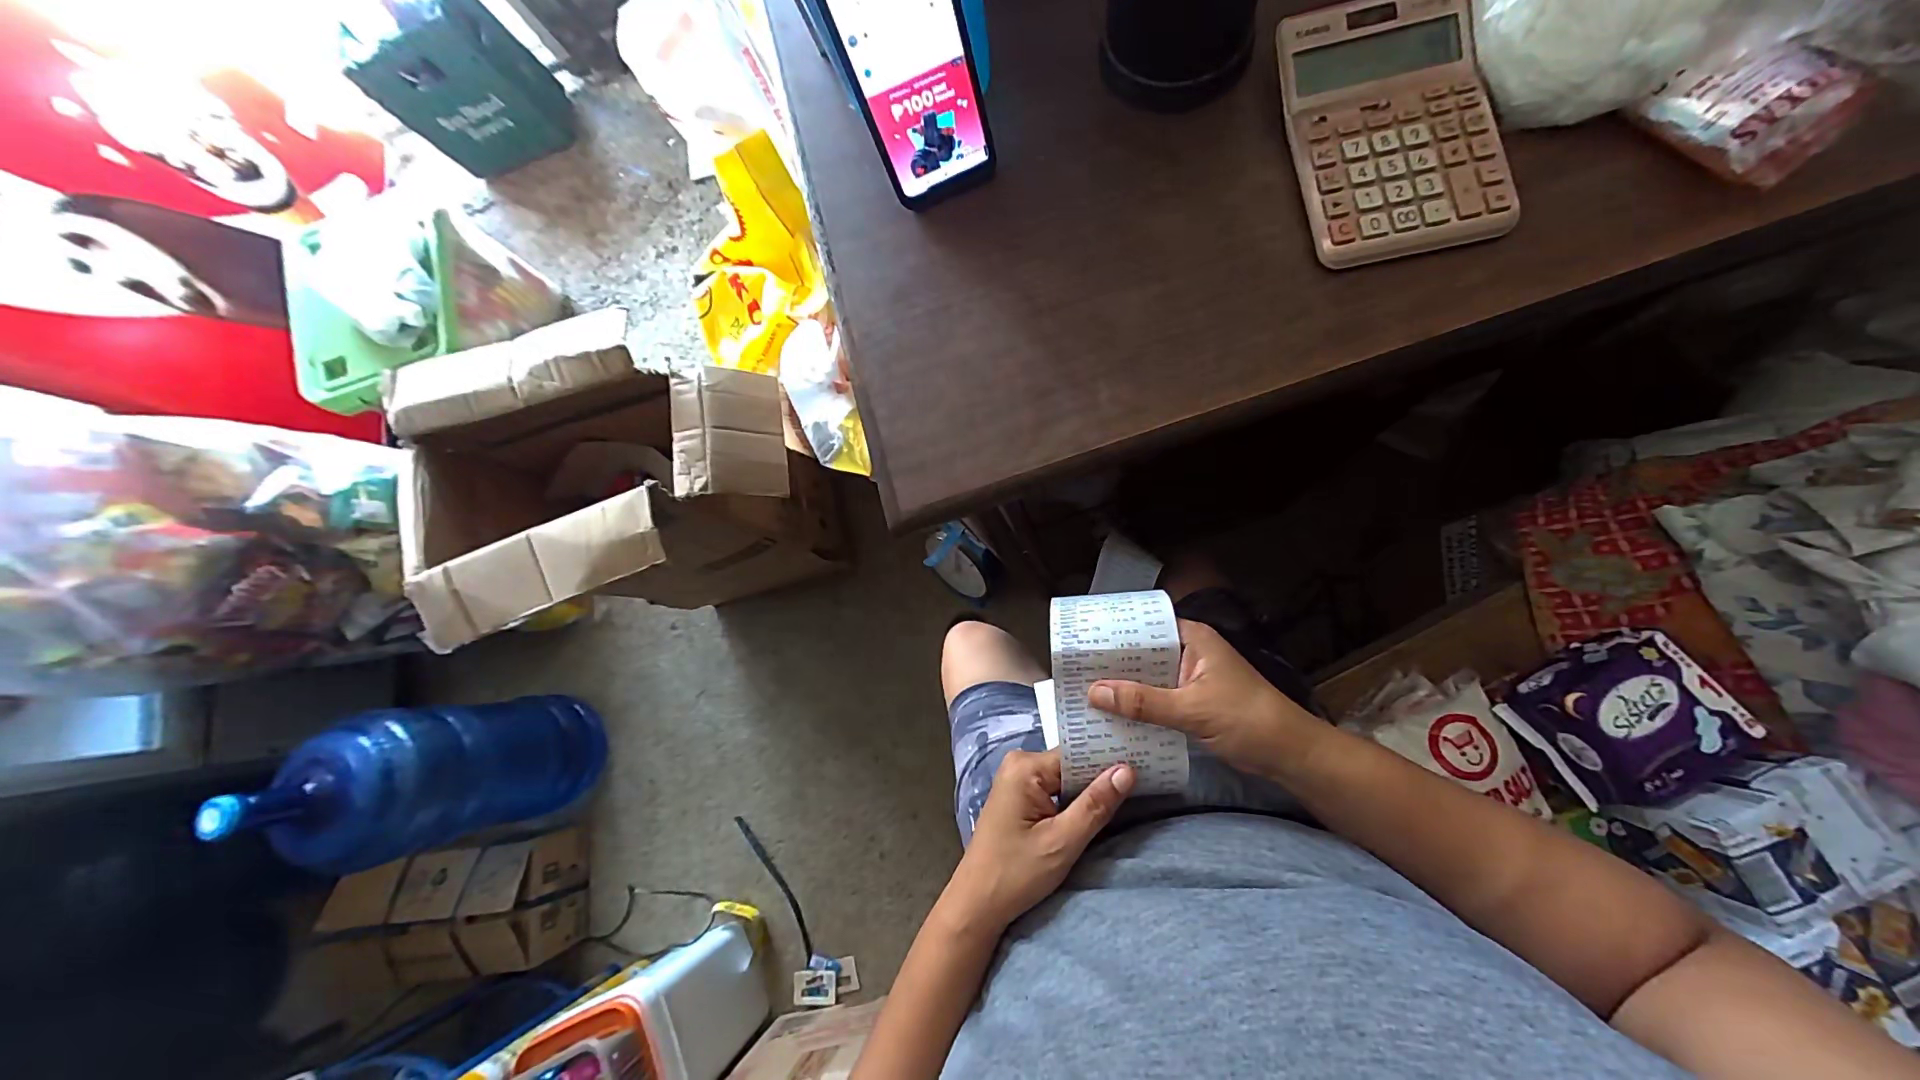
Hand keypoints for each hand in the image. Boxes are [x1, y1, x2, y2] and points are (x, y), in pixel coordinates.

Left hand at [938, 750, 1132, 932]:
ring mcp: (1018, 779)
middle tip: (1147, 774)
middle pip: (1073, 763)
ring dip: (1092, 789)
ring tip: (1134, 787)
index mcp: (1025, 767)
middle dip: (1104, 775)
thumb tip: (1127, 769)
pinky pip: (1056, 789)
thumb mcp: (1062, 842)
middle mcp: (1019, 764)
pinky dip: (1077, 799)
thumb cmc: (1015, 874)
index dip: (1111, 760)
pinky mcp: (1020, 797)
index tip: (1146, 760)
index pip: (1078, 753)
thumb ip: (1095, 805)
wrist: (976, 904)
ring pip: (1067, 777)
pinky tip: (1103, 804)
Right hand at [1089, 619, 1328, 781]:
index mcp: (1192, 638)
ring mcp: (1190, 678)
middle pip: (1142, 652)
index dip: (1113, 632)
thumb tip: (1093, 692)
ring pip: (1147, 678)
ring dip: (1122, 687)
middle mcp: (1189, 652)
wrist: (1290, 755)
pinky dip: (1137, 706)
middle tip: (1073, 669)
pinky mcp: (1191, 702)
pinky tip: (1111, 714)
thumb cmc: (1246, 719)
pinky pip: (1156, 699)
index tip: (1080, 641)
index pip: (1144, 626)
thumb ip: (1142, 701)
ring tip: (1082, 691)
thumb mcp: (1191, 709)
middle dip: (1112, 663)